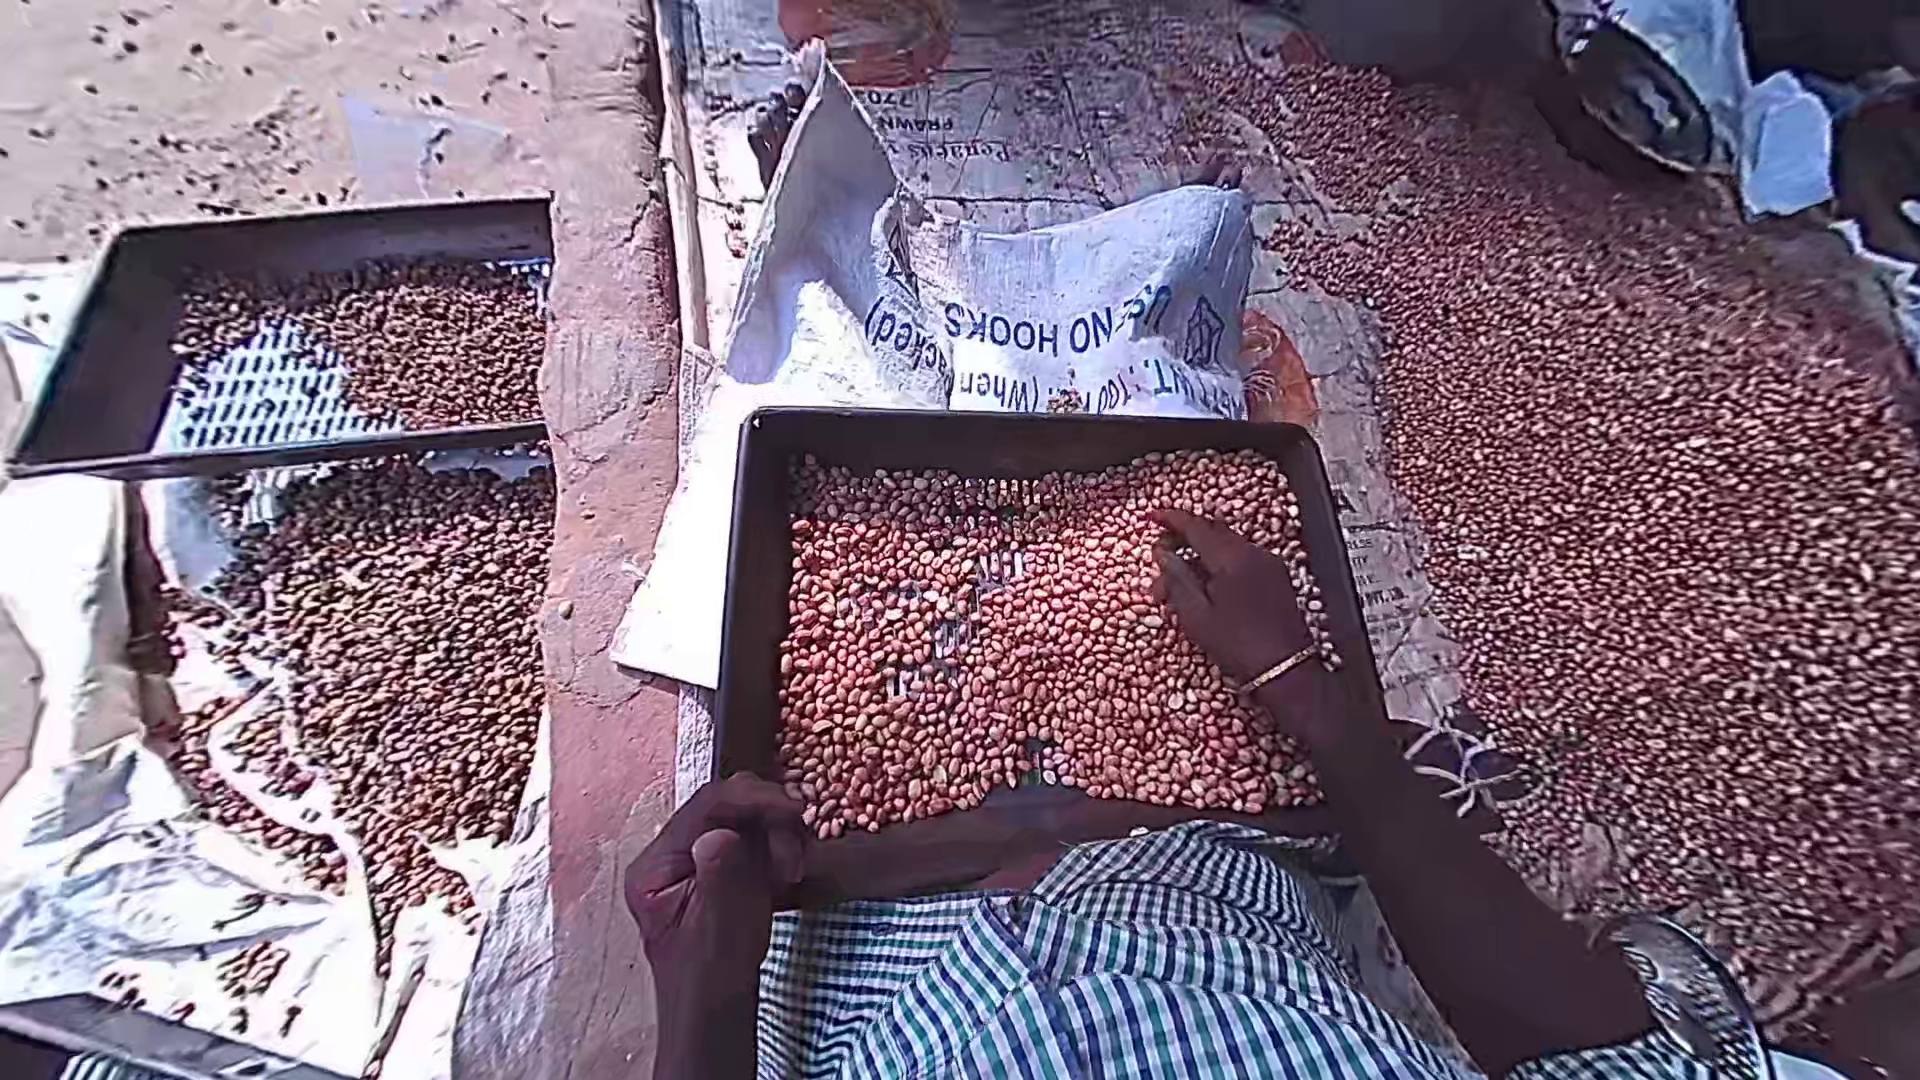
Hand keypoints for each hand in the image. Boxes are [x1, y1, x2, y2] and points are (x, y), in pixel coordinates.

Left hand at [624, 774, 806, 1000]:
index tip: (794, 808)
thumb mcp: (719, 926)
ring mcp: (699, 849)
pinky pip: (758, 828)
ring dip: (780, 832)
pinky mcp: (724, 855)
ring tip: (792, 869)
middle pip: (730, 802)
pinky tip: (788, 869)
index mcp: (657, 863)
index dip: (753, 797)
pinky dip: (780, 841)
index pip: (707, 805)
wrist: (719, 1010)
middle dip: (771, 817)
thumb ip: (720, 876)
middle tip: (796, 850)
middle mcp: (673, 848)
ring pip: (750, 811)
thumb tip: (720, 834)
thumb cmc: (715, 975)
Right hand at [1151, 508, 1344, 744]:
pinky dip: (1216, 562)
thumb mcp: (1195, 615)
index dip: (1170, 518)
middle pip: (1211, 530)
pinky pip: (1239, 556)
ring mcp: (1268, 563)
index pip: (1195, 526)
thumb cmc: (1237, 645)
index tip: (1151, 516)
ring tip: (1177, 580)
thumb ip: (1176, 578)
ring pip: (1224, 544)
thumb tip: (1162, 553)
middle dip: (1181, 537)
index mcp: (1232, 559)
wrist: (1286, 670)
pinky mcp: (1275, 576)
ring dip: (1198, 553)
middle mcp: (1253, 553)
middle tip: (1159, 554)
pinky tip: (1203, 584)